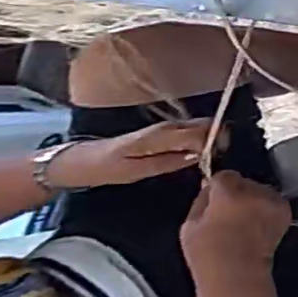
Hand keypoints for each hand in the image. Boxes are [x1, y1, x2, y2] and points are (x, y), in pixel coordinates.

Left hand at [47, 120, 208, 188]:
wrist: (77, 162)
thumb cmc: (103, 169)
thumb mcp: (134, 172)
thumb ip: (167, 162)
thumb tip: (199, 157)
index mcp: (162, 134)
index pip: (203, 132)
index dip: (215, 144)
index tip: (217, 160)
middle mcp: (170, 125)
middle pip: (208, 124)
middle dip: (219, 138)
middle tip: (218, 159)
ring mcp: (169, 126)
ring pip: (204, 126)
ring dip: (213, 139)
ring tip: (210, 158)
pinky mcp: (167, 131)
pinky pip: (195, 131)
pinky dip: (203, 140)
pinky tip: (199, 155)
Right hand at [180, 171, 289, 284]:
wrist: (238, 271)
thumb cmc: (207, 252)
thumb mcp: (190, 226)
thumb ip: (201, 201)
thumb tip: (208, 187)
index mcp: (229, 192)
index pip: (224, 175)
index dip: (217, 186)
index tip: (213, 199)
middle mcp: (256, 190)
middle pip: (244, 182)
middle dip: (236, 192)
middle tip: (227, 213)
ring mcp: (274, 199)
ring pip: (260, 190)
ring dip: (252, 199)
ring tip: (242, 221)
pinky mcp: (286, 209)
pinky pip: (273, 201)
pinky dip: (265, 208)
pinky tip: (256, 225)